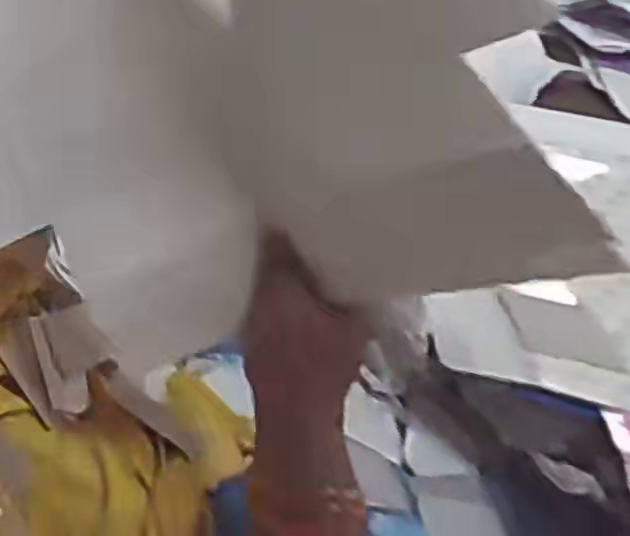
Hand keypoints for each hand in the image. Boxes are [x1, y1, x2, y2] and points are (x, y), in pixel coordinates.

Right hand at [242, 235, 368, 428]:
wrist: (289, 416)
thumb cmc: (290, 353)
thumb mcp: (278, 296)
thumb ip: (279, 260)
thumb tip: (277, 224)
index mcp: (362, 304)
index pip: (349, 256)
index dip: (324, 234)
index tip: (301, 214)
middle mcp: (358, 318)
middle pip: (328, 273)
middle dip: (304, 254)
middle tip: (277, 227)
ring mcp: (338, 336)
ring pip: (314, 292)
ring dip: (293, 276)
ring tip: (268, 251)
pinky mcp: (317, 348)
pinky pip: (303, 308)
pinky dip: (287, 296)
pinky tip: (267, 285)